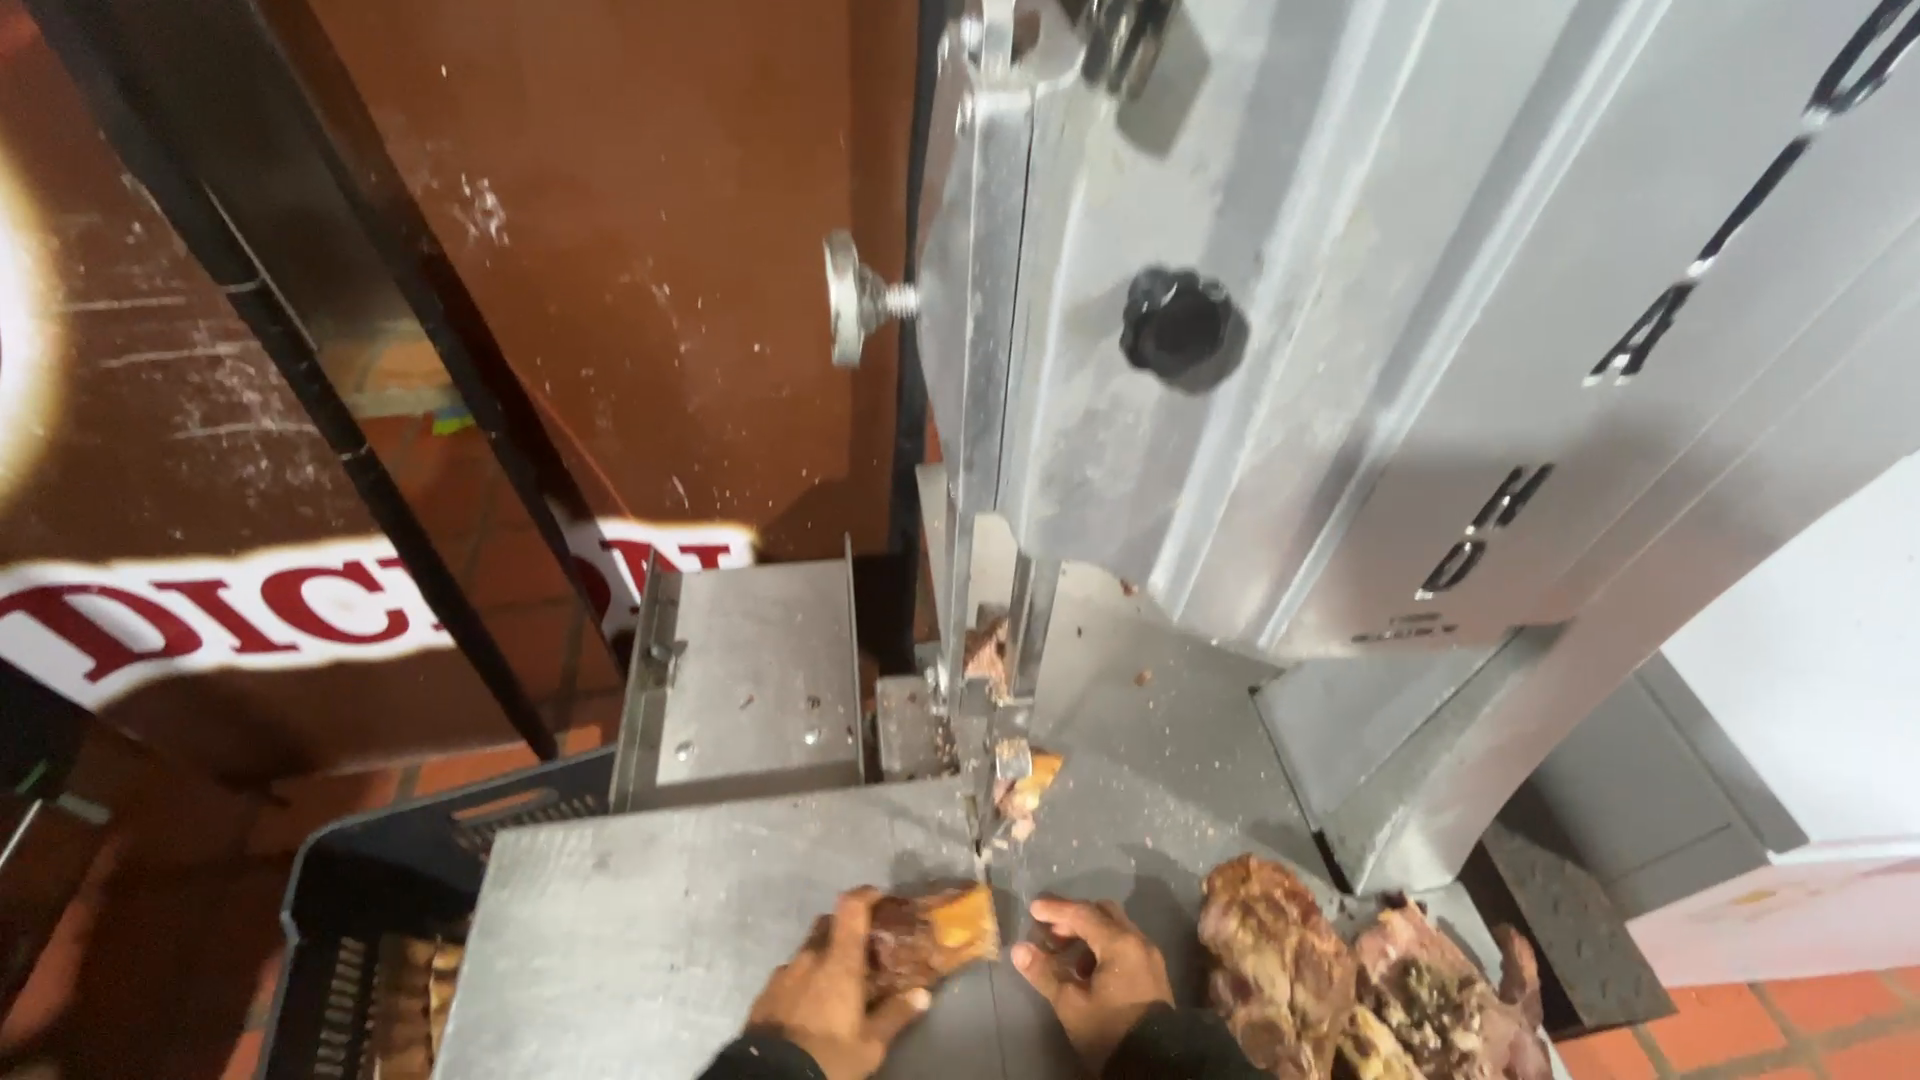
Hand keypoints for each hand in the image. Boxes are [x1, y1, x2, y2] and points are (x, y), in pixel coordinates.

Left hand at [746, 887, 932, 1079]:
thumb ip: (895, 1015)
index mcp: (839, 961)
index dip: (865, 895)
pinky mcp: (763, 995)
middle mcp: (809, 957)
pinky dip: (800, 983)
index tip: (878, 897)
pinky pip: (788, 977)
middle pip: (827, 925)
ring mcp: (782, 974)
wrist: (770, 1079)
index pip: (851, 907)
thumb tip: (922, 994)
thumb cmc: (828, 1056)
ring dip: (820, 961)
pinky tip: (806, 1008)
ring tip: (831, 989)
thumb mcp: (869, 1045)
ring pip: (806, 953)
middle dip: (842, 931)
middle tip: (858, 954)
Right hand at [1011, 897, 1173, 1071]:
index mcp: (1120, 944)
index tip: (1033, 909)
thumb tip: (1019, 949)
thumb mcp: (1071, 1005)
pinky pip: (1125, 944)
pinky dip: (1104, 946)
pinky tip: (1089, 973)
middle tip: (1051, 934)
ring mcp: (1150, 956)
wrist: (1154, 1067)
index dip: (1056, 910)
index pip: (1082, 914)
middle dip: (1074, 918)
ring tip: (1068, 958)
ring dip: (1089, 933)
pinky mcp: (1153, 972)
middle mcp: (1138, 941)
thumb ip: (1044, 973)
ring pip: (1115, 928)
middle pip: (1102, 913)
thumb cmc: (1109, 1031)